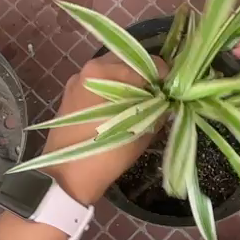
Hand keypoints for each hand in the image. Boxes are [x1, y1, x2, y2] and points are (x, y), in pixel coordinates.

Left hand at [34, 52, 161, 204]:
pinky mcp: (70, 94)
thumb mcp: (144, 130)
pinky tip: (119, 110)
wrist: (68, 176)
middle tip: (156, 98)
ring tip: (139, 105)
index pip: (150, 63)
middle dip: (145, 78)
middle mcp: (90, 68)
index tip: (171, 93)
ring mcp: (77, 80)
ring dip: (128, 83)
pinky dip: (112, 91)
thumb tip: (167, 99)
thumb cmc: (108, 153)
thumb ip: (159, 108)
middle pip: (128, 62)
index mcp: (108, 71)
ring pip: (112, 72)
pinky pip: (98, 84)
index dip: (165, 77)